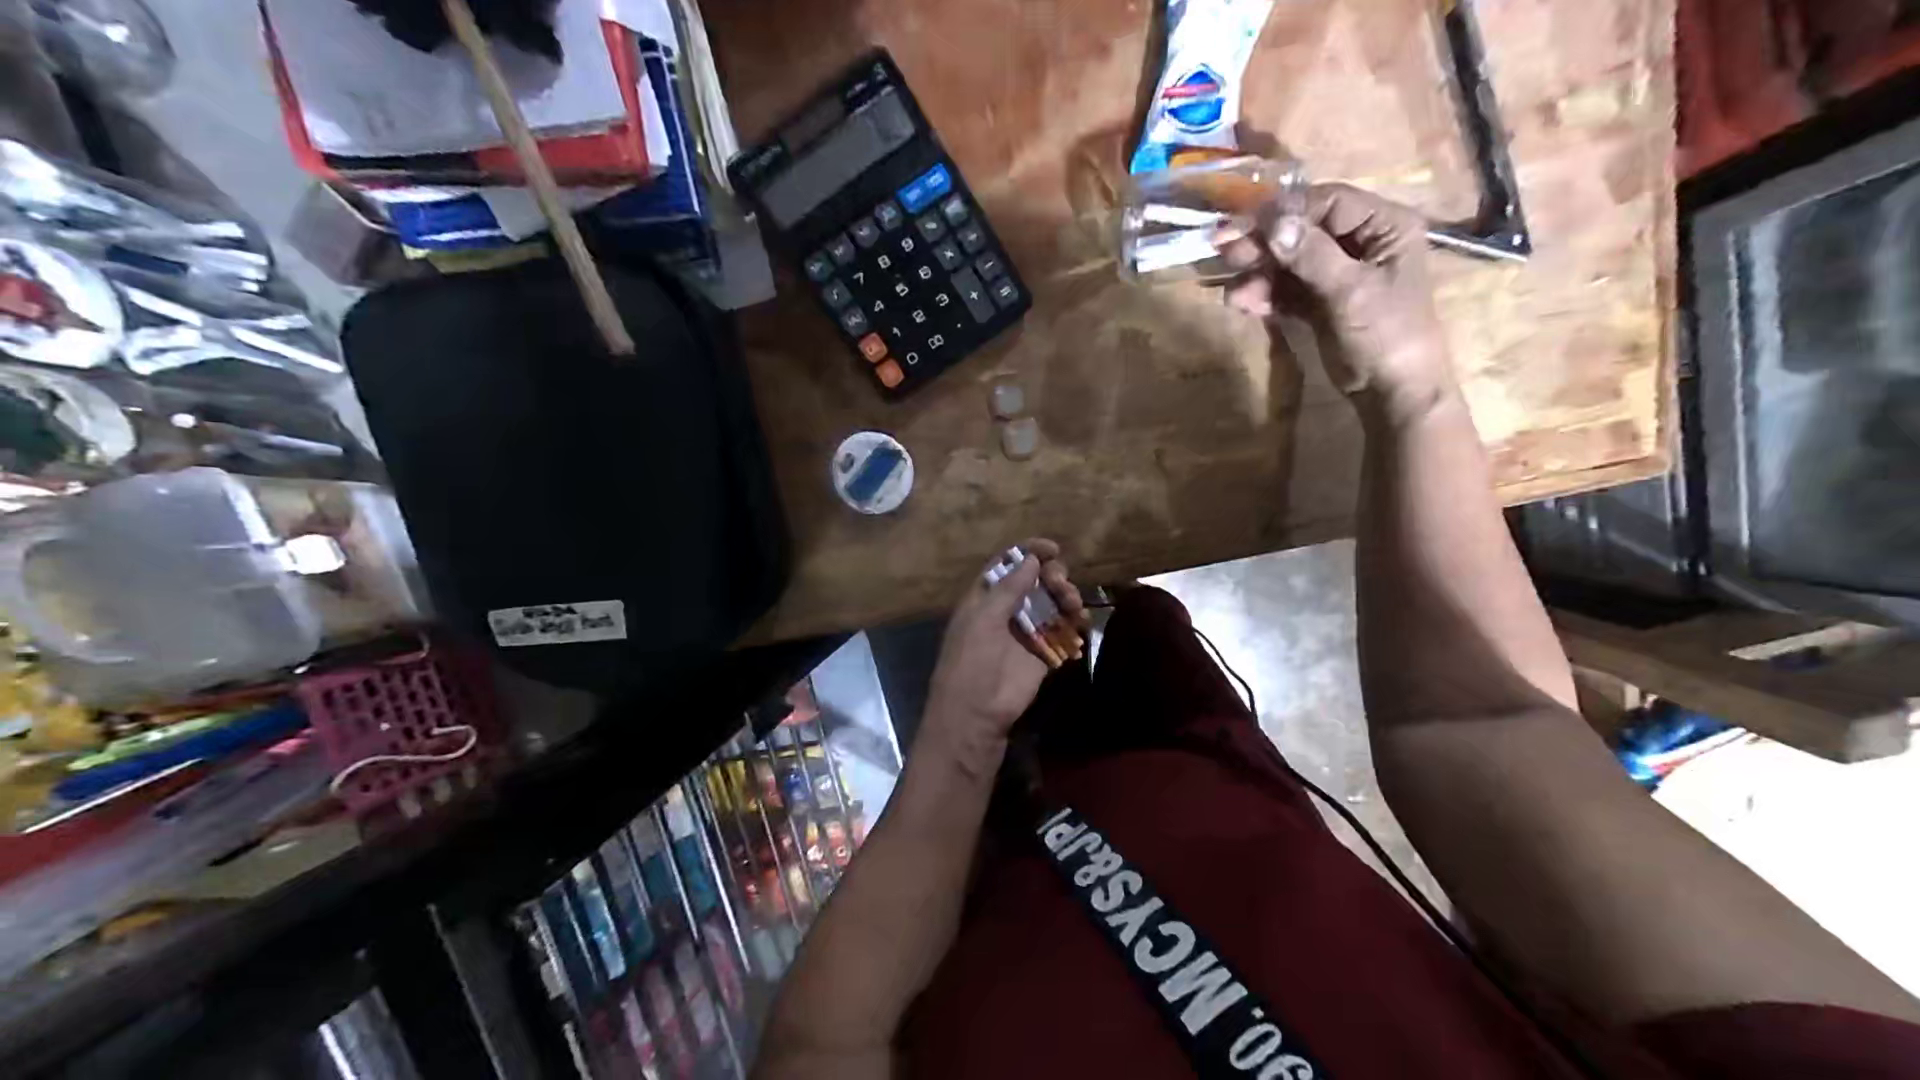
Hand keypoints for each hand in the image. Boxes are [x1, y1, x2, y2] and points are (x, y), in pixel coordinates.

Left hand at [919, 539, 1085, 774]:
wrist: (976, 714)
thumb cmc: (971, 662)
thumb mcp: (983, 619)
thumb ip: (1008, 588)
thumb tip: (1032, 560)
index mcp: (983, 598)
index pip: (1007, 565)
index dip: (1028, 553)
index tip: (1052, 548)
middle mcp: (1006, 611)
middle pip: (1034, 582)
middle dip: (1052, 576)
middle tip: (1059, 584)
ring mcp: (1025, 633)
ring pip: (1051, 604)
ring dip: (1066, 598)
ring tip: (1072, 605)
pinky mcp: (1043, 655)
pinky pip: (1062, 632)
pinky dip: (1074, 624)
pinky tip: (1080, 623)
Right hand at [1222, 183, 1454, 422]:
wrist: (1391, 392)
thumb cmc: (1386, 334)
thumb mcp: (1351, 291)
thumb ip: (1312, 256)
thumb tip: (1273, 222)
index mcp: (1383, 226)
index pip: (1329, 202)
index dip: (1286, 211)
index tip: (1245, 223)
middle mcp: (1360, 242)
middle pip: (1303, 230)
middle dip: (1264, 243)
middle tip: (1225, 252)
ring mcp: (1337, 273)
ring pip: (1289, 261)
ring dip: (1258, 273)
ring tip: (1233, 291)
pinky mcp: (1318, 301)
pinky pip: (1286, 289)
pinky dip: (1264, 294)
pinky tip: (1242, 303)